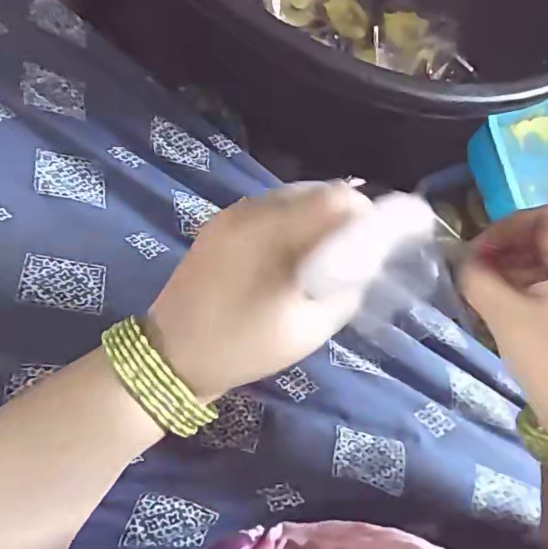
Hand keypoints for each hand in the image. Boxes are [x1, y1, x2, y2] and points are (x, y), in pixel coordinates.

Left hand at [146, 182, 373, 401]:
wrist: (171, 357)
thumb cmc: (243, 348)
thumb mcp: (308, 329)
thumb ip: (345, 290)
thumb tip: (364, 264)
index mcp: (273, 233)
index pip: (337, 198)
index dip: (366, 215)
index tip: (376, 242)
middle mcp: (251, 211)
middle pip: (315, 191)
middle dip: (342, 216)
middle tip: (353, 252)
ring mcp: (231, 215)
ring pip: (291, 198)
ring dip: (316, 218)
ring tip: (324, 255)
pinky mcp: (219, 225)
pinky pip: (268, 211)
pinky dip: (290, 223)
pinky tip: (292, 254)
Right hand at [459, 205, 547, 435]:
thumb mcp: (504, 315)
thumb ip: (477, 277)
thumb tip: (465, 259)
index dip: (506, 228)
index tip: (476, 253)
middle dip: (514, 246)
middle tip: (482, 268)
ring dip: (526, 262)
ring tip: (495, 286)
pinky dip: (544, 277)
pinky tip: (519, 298)